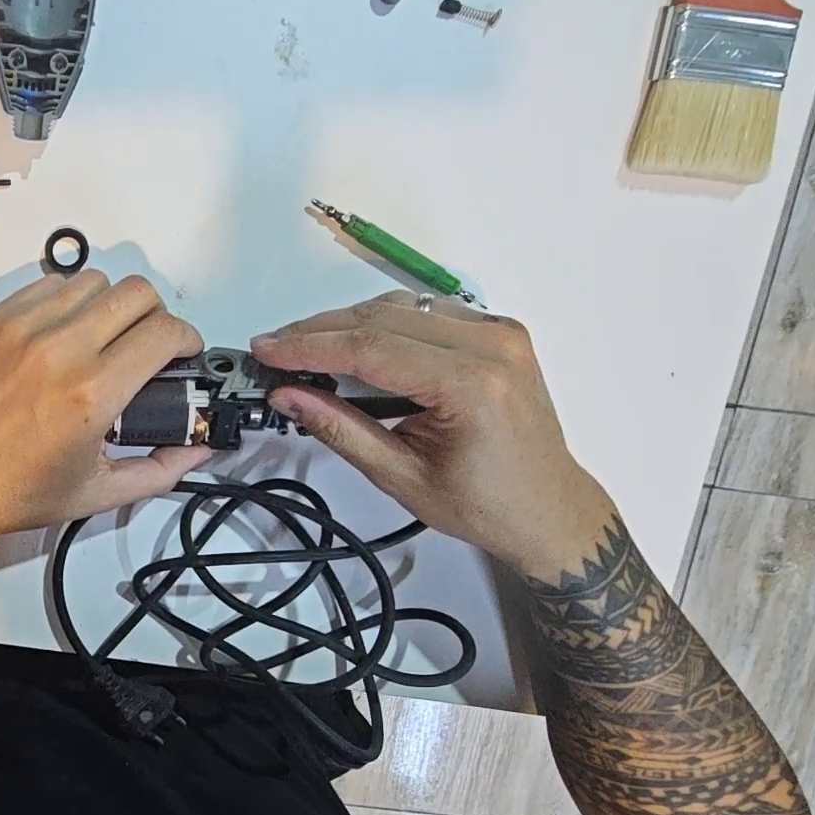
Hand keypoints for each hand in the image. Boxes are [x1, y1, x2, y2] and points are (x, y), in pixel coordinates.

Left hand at [0, 270, 210, 545]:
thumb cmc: (3, 489)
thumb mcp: (95, 493)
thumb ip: (158, 470)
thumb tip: (192, 450)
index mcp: (89, 394)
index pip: (164, 333)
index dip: (187, 340)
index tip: (183, 352)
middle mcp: (58, 350)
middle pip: (138, 293)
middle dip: (158, 317)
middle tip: (151, 345)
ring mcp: (24, 329)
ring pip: (97, 281)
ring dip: (114, 306)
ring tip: (108, 339)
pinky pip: (52, 284)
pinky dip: (71, 302)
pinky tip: (69, 333)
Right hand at [250, 291, 615, 574]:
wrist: (548, 509)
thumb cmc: (483, 504)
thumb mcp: (399, 475)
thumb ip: (340, 429)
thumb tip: (287, 396)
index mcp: (472, 386)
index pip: (370, 349)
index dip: (309, 346)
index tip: (266, 349)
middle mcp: (491, 346)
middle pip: (382, 317)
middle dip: (318, 330)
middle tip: (273, 348)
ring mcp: (498, 332)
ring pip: (400, 306)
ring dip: (345, 323)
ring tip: (303, 348)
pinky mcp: (496, 332)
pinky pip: (424, 310)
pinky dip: (379, 323)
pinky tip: (350, 344)